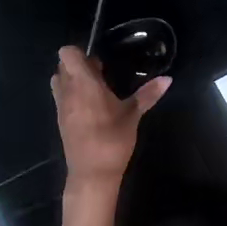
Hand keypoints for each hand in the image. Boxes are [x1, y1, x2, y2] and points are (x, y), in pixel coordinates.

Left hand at [50, 46, 169, 188]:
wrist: (92, 173)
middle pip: (62, 64)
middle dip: (78, 65)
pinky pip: (60, 97)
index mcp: (83, 83)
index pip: (67, 52)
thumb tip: (168, 78)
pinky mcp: (60, 120)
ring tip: (93, 90)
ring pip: (58, 80)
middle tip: (100, 75)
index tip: (99, 62)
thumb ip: (148, 94)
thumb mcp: (133, 115)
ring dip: (72, 79)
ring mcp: (61, 106)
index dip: (80, 52)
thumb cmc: (112, 141)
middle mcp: (67, 90)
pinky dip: (71, 95)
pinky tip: (90, 108)